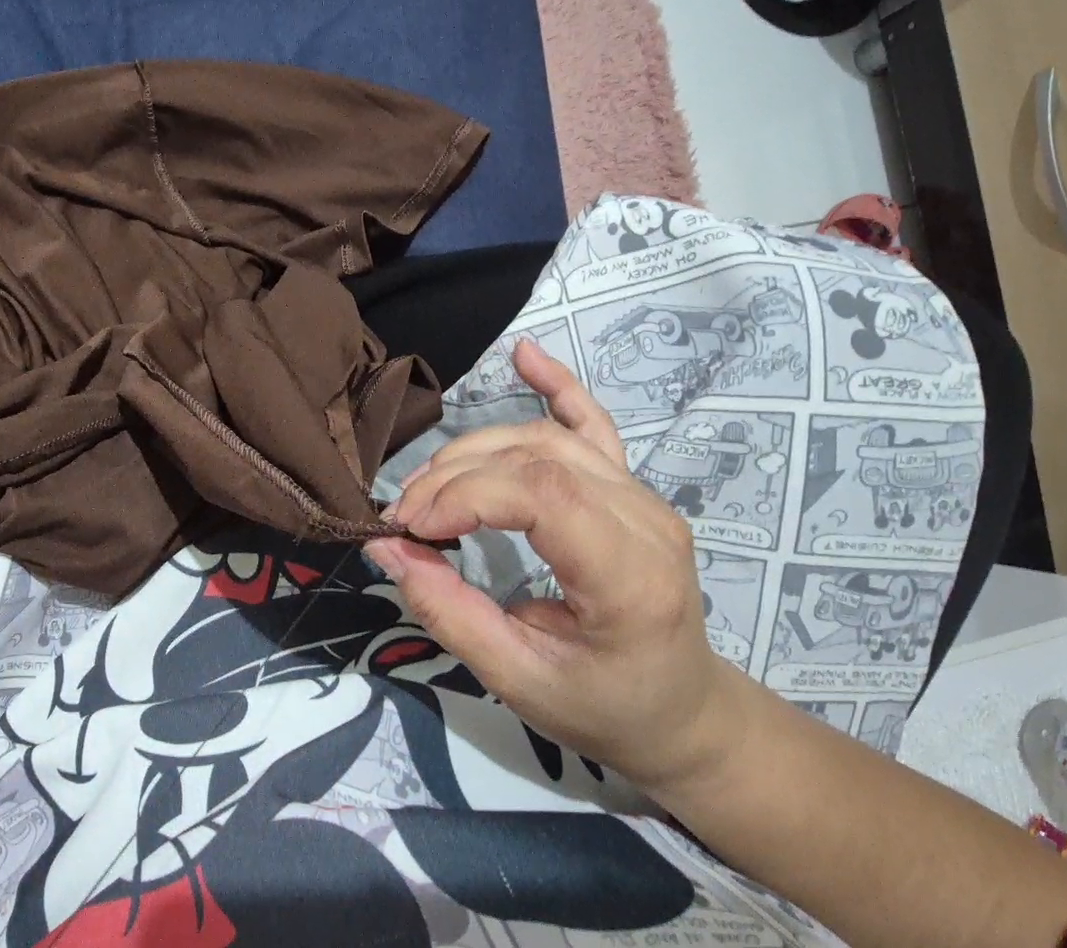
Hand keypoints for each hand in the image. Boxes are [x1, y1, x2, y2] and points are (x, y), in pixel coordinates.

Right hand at [364, 340, 747, 792]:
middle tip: (405, 519)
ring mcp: (644, 497)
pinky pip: (592, 425)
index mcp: (630, 575)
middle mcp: (646, 519)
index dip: (462, 494)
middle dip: (453, 476)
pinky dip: (557, 387)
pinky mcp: (631, 489)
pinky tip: (526, 355)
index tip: (409, 527)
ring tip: (428, 487)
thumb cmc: (602, 708)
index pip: (540, 493)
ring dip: (475, 450)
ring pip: (546, 439)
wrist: (680, 711)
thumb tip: (386, 547)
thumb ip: (449, 610)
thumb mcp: (517, 678)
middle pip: (536, 458)